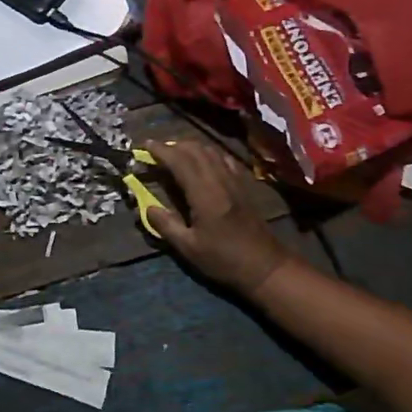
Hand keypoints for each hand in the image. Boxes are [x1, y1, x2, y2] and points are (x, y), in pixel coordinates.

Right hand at [146, 140, 291, 294]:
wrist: (266, 266)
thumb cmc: (225, 260)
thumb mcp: (189, 248)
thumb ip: (166, 225)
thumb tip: (147, 207)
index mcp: (204, 194)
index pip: (180, 161)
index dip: (161, 150)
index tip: (145, 145)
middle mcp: (219, 180)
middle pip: (195, 149)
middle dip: (173, 145)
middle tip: (156, 151)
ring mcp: (234, 180)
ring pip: (210, 150)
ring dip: (190, 147)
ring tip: (174, 154)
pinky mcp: (243, 185)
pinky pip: (223, 158)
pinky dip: (208, 153)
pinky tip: (202, 162)